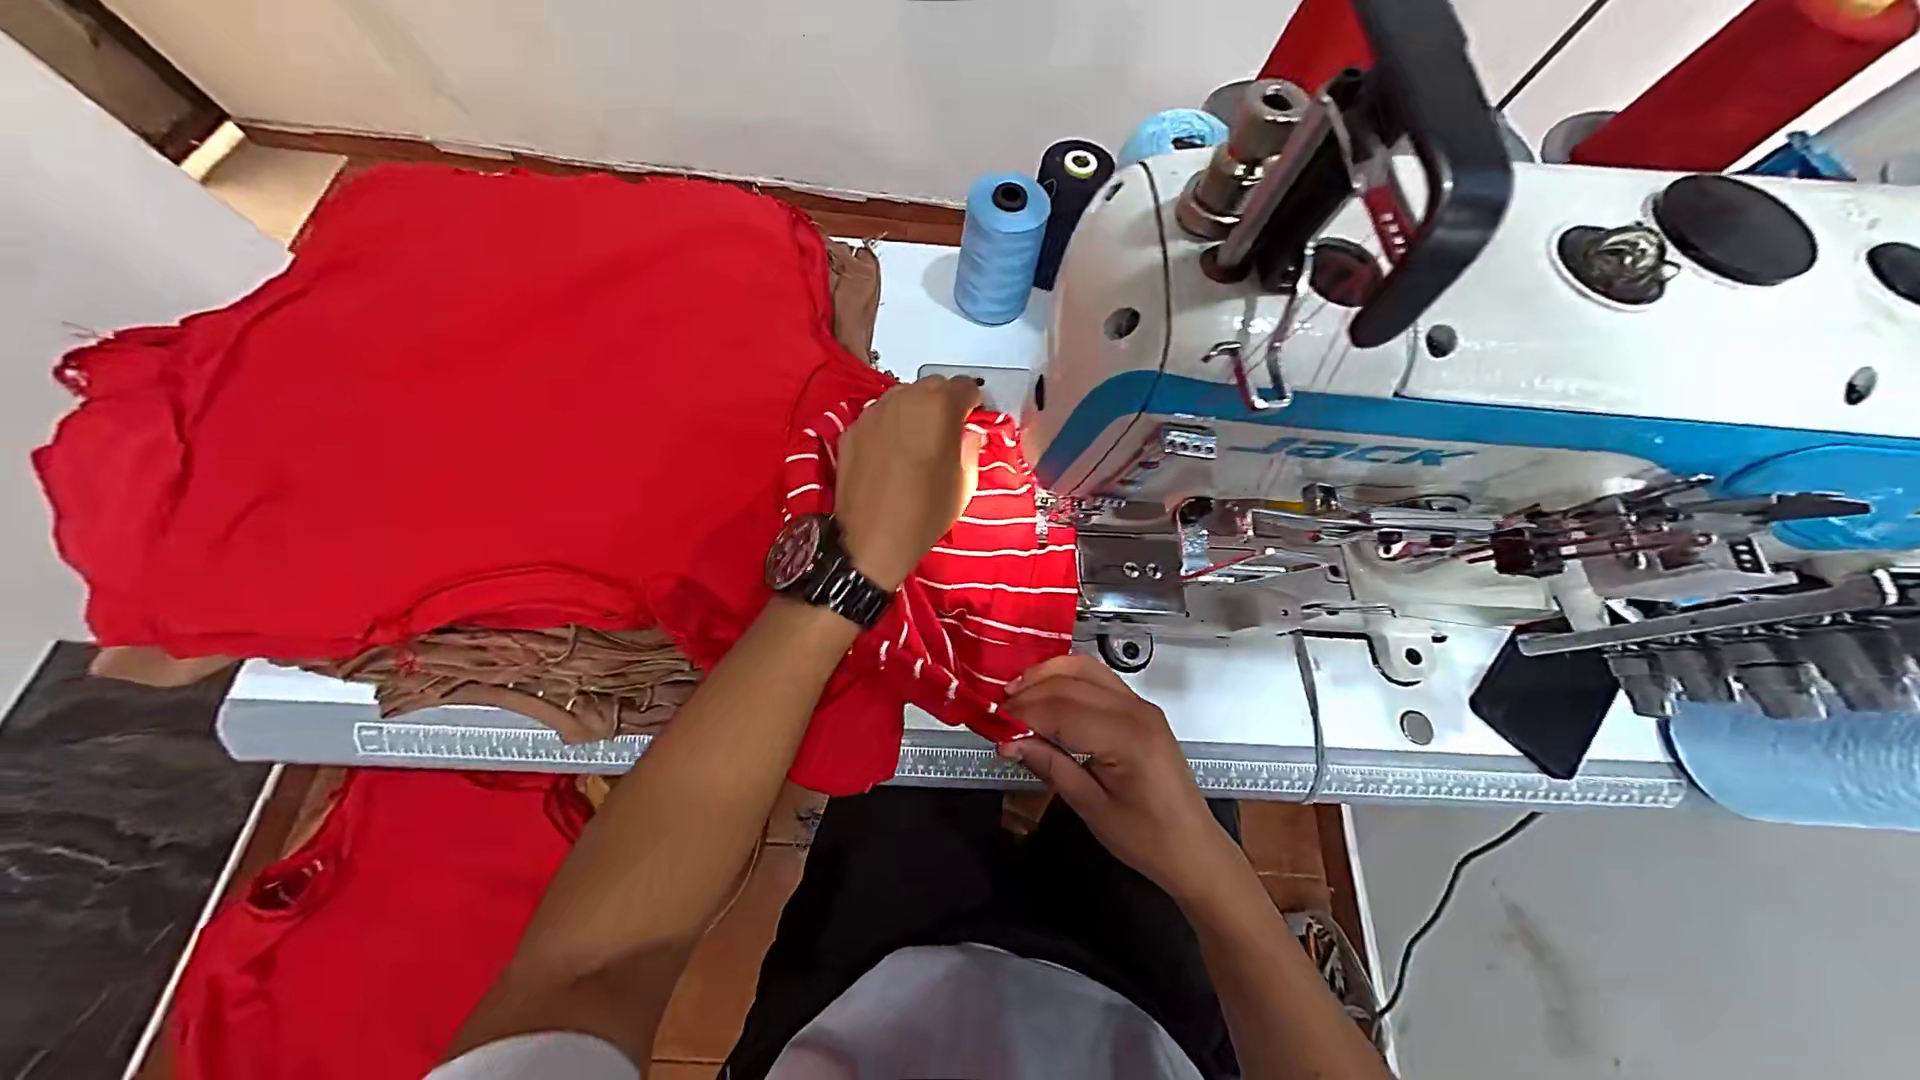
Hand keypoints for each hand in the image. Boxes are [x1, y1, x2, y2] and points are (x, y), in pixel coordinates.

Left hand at [835, 375, 982, 591]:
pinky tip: (892, 454)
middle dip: (944, 402)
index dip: (973, 404)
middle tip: (948, 431)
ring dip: (915, 411)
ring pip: (902, 397)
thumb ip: (969, 447)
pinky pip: (878, 417)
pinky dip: (889, 426)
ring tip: (918, 442)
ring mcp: (873, 412)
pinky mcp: (852, 429)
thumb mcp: (964, 483)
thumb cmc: (924, 513)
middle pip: (933, 386)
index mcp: (939, 407)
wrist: (871, 540)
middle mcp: (904, 399)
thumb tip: (966, 435)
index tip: (973, 419)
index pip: (966, 387)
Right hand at [1000, 655, 1248, 903]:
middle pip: (1071, 682)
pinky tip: (1046, 690)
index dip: (1024, 713)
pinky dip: (1067, 677)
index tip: (994, 721)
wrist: (1193, 849)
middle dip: (1030, 691)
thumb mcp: (1091, 808)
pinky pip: (1098, 678)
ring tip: (1016, 692)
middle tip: (998, 708)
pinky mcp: (1140, 708)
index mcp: (1128, 738)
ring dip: (1047, 674)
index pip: (1062, 709)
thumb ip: (1050, 766)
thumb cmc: (1147, 839)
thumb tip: (1009, 742)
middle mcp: (1137, 711)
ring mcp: (1141, 705)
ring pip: (1085, 668)